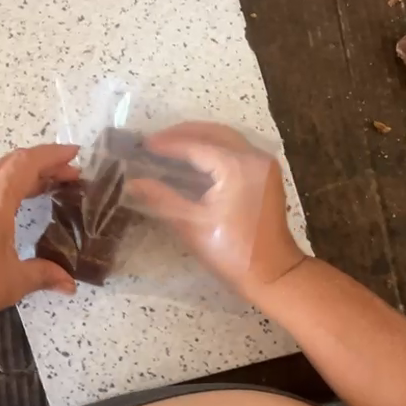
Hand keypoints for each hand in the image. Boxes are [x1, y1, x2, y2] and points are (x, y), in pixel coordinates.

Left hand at [0, 143, 80, 335]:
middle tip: (70, 174)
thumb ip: (44, 275)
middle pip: (12, 163)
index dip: (53, 155)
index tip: (76, 154)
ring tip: (50, 187)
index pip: (27, 163)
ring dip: (24, 176)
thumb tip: (70, 284)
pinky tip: (18, 206)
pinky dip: (8, 188)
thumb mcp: (12, 282)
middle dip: (43, 164)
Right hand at [128, 122, 307, 296]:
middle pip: (213, 132)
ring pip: (227, 137)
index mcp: (236, 167)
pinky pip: (237, 149)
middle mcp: (253, 157)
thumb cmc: (231, 252)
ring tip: (171, 145)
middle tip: (155, 141)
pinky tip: (195, 157)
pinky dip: (214, 147)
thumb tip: (132, 182)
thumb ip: (161, 198)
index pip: (195, 145)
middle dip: (183, 133)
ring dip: (199, 137)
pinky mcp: (266, 173)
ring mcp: (264, 163)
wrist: (273, 273)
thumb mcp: (191, 225)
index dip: (167, 144)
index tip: (143, 145)